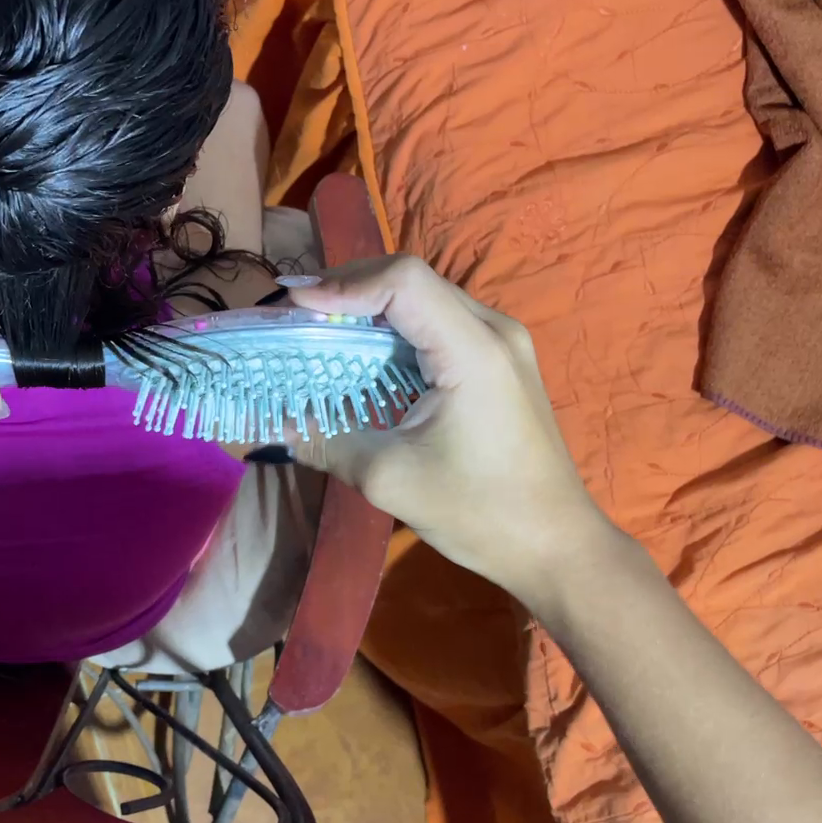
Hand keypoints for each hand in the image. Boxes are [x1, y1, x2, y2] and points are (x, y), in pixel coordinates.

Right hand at [285, 256, 615, 593]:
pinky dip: (378, 327)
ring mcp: (494, 343)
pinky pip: (425, 323)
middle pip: (407, 280)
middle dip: (340, 289)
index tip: (290, 309)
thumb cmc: (479, 510)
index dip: (341, 285)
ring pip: (416, 298)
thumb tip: (271, 423)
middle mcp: (490, 332)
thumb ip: (323, 440)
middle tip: (287, 317)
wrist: (551, 542)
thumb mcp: (385, 478)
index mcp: (473, 351)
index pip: (403, 283)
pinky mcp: (487, 361)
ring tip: (306, 328)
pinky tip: (347, 350)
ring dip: (358, 306)